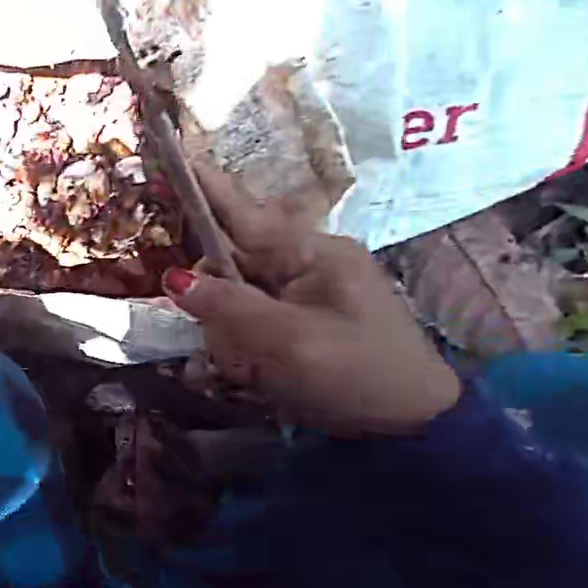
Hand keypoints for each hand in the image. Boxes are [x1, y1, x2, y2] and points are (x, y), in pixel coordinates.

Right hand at [164, 165, 458, 435]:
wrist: (413, 424)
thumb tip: (174, 278)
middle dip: (217, 301)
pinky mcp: (302, 315)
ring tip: (254, 369)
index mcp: (311, 252)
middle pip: (230, 262)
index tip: (174, 163)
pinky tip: (260, 370)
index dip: (206, 190)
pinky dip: (245, 342)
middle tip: (230, 344)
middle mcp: (305, 261)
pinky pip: (251, 316)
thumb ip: (229, 306)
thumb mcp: (289, 342)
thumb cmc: (358, 373)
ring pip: (235, 293)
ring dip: (231, 330)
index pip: (243, 214)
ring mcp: (304, 289)